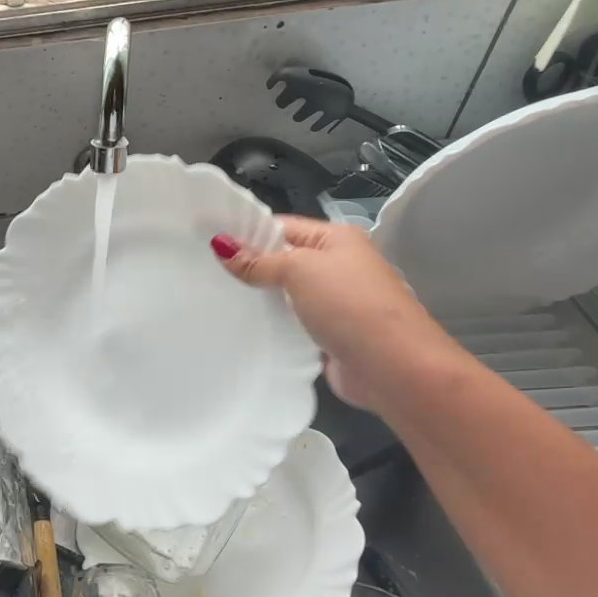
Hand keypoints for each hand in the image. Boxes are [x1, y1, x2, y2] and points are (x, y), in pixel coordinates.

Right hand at [211, 217, 455, 410]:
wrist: (396, 369)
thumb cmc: (351, 306)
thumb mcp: (299, 270)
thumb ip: (259, 261)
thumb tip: (221, 245)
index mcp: (337, 239)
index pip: (282, 227)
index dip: (245, 232)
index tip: (204, 239)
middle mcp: (338, 267)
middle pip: (282, 261)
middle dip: (247, 267)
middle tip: (201, 271)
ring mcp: (334, 304)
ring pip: (285, 295)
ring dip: (258, 300)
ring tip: (213, 299)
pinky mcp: (328, 336)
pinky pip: (291, 324)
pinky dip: (271, 326)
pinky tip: (242, 329)